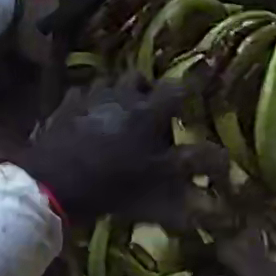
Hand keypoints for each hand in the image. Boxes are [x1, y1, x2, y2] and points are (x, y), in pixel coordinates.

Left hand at [16, 72, 225, 222]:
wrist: (51, 182)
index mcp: (147, 113)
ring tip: (121, 113)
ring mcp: (88, 96)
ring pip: (110, 82)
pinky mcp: (63, 103)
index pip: (180, 89)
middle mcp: (119, 96)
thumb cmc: (108, 188)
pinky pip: (82, 94)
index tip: (203, 82)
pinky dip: (90, 103)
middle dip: (150, 91)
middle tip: (154, 110)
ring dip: (119, 94)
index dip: (194, 84)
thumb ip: (189, 191)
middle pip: (141, 80)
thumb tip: (224, 196)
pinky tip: (89, 118)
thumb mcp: (157, 194)